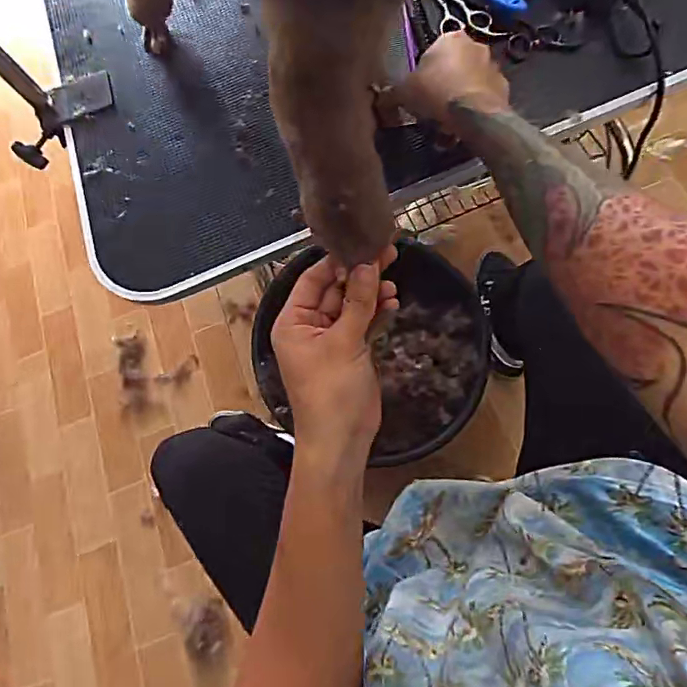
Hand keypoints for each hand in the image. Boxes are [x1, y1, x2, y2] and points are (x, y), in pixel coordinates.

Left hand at [271, 246, 399, 463]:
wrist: (341, 440)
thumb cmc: (331, 393)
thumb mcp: (344, 342)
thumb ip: (357, 301)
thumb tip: (367, 264)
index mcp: (293, 322)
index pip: (313, 279)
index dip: (338, 261)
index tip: (364, 245)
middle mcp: (309, 327)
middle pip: (335, 289)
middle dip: (360, 275)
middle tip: (388, 254)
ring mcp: (331, 340)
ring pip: (352, 305)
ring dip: (371, 294)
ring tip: (392, 283)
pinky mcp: (351, 352)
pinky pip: (362, 323)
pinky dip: (376, 312)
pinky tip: (392, 302)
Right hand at [386, 32, 509, 126]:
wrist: (474, 114)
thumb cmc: (436, 93)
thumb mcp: (404, 92)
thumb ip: (393, 92)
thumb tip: (380, 98)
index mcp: (451, 37)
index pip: (435, 49)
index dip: (425, 71)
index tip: (421, 88)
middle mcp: (476, 45)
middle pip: (455, 65)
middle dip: (445, 84)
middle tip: (433, 106)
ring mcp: (494, 66)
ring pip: (471, 82)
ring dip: (461, 97)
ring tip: (448, 122)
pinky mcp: (505, 88)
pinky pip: (484, 98)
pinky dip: (475, 108)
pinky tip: (465, 125)